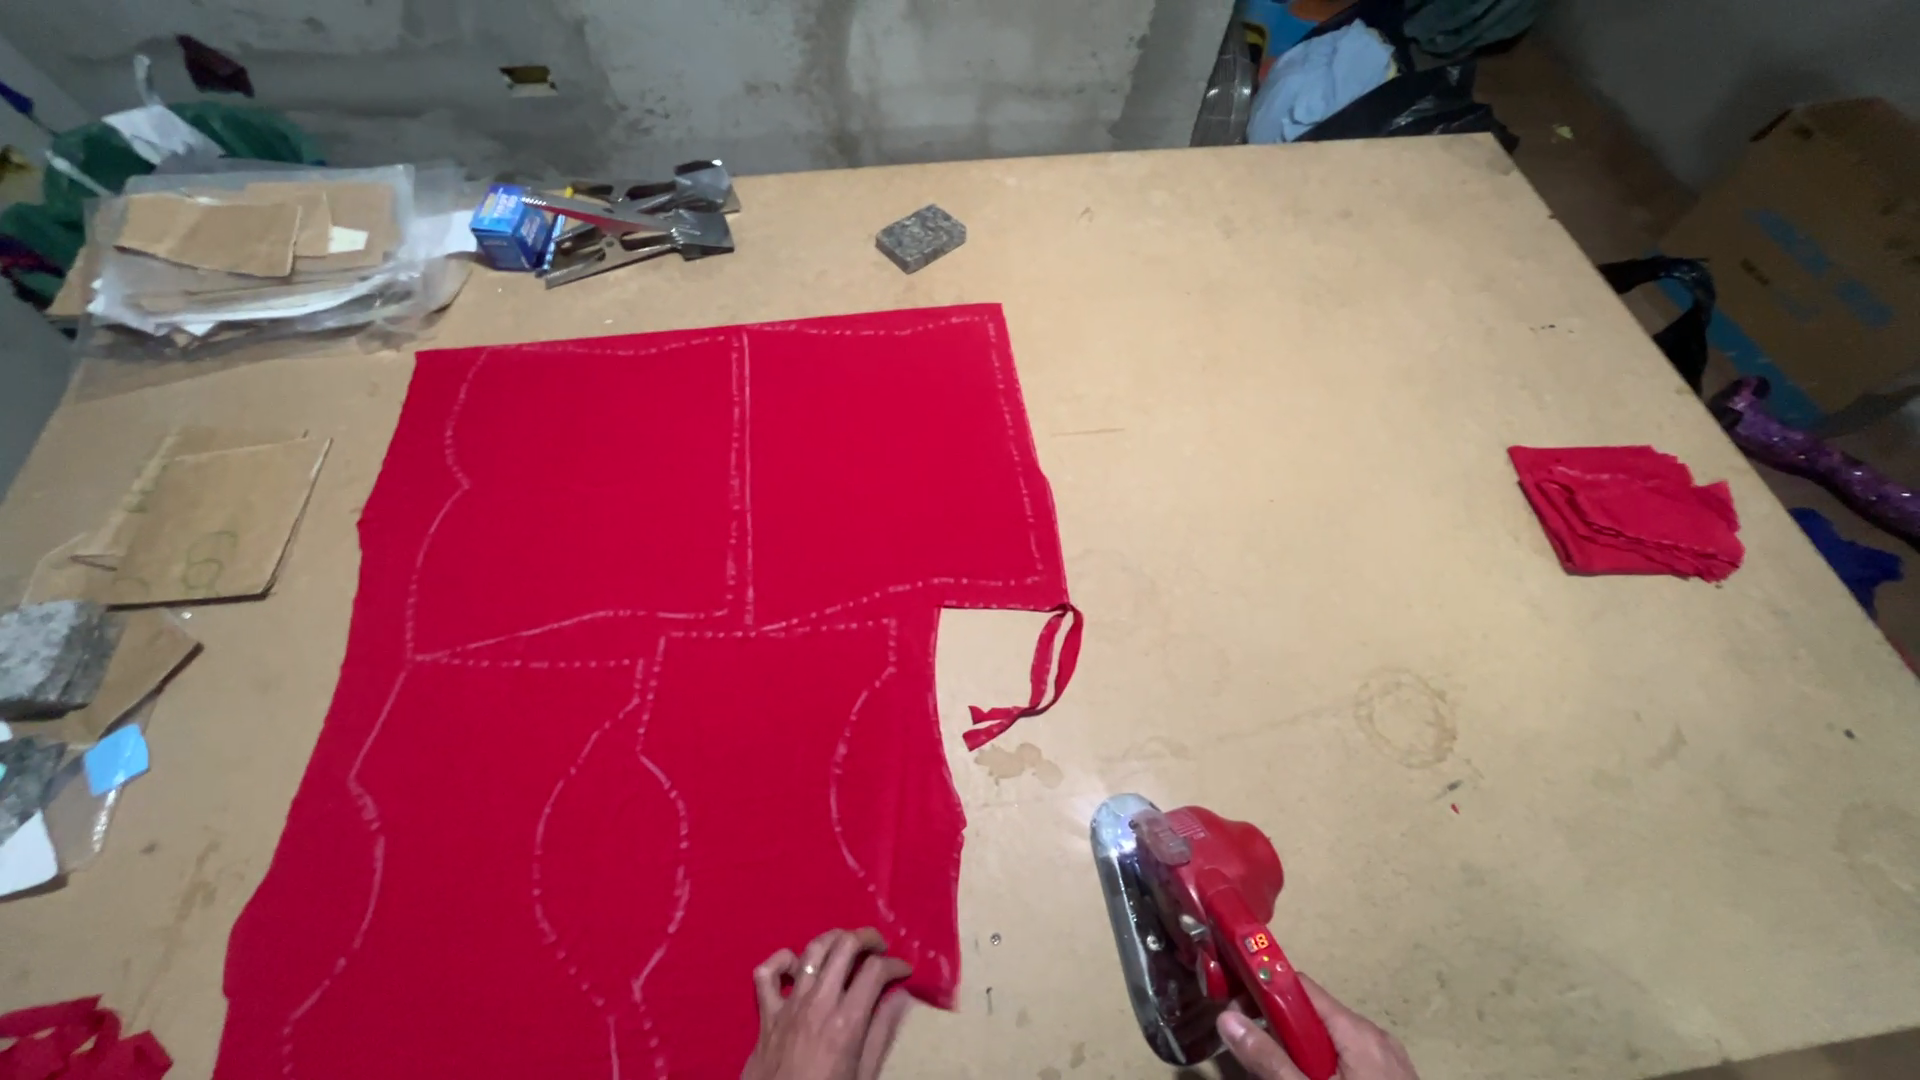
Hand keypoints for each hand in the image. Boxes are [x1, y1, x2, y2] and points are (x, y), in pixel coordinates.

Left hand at [741, 927, 914, 1079]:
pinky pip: (766, 972)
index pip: (876, 971)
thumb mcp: (863, 1075)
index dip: (895, 964)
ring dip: (834, 938)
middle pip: (845, 946)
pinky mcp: (766, 1013)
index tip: (904, 970)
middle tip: (880, 948)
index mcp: (846, 1022)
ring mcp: (789, 1004)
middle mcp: (818, 1003)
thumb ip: (881, 1034)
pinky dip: (782, 960)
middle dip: (868, 938)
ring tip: (848, 945)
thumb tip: (899, 998)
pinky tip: (797, 964)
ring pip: (812, 949)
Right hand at [1217, 975, 1419, 1079]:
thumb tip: (1226, 1019)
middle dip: (1278, 1034)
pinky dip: (1324, 1073)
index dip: (1262, 991)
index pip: (1298, 986)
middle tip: (1255, 1061)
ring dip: (1298, 1058)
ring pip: (1328, 1043)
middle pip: (1311, 1016)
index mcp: (1357, 1032)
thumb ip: (1269, 1060)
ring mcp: (1389, 1063)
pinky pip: (1349, 1064)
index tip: (1235, 1011)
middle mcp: (1375, 1037)